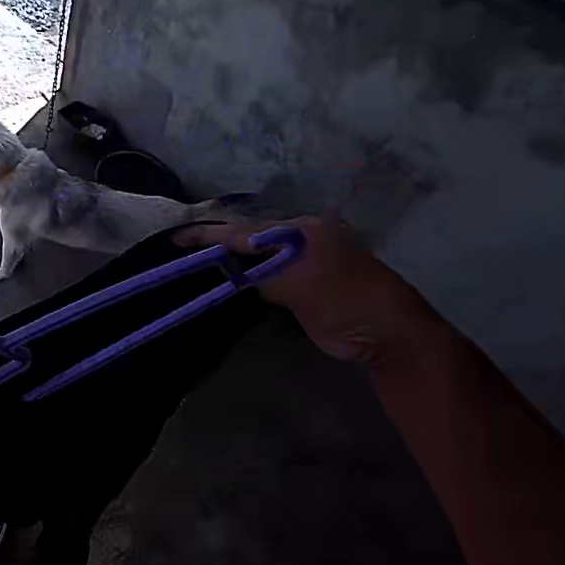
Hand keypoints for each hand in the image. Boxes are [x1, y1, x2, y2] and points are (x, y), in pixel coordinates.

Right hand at [177, 215, 445, 368]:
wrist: (386, 334)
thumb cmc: (348, 301)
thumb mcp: (303, 283)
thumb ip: (266, 276)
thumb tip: (237, 277)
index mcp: (301, 230)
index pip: (247, 231)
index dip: (212, 235)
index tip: (179, 237)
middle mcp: (297, 241)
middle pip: (248, 238)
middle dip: (215, 241)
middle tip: (180, 246)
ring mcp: (298, 266)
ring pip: (254, 259)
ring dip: (226, 261)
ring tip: (192, 261)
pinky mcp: (298, 289)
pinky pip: (263, 279)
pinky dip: (242, 279)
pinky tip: (223, 280)